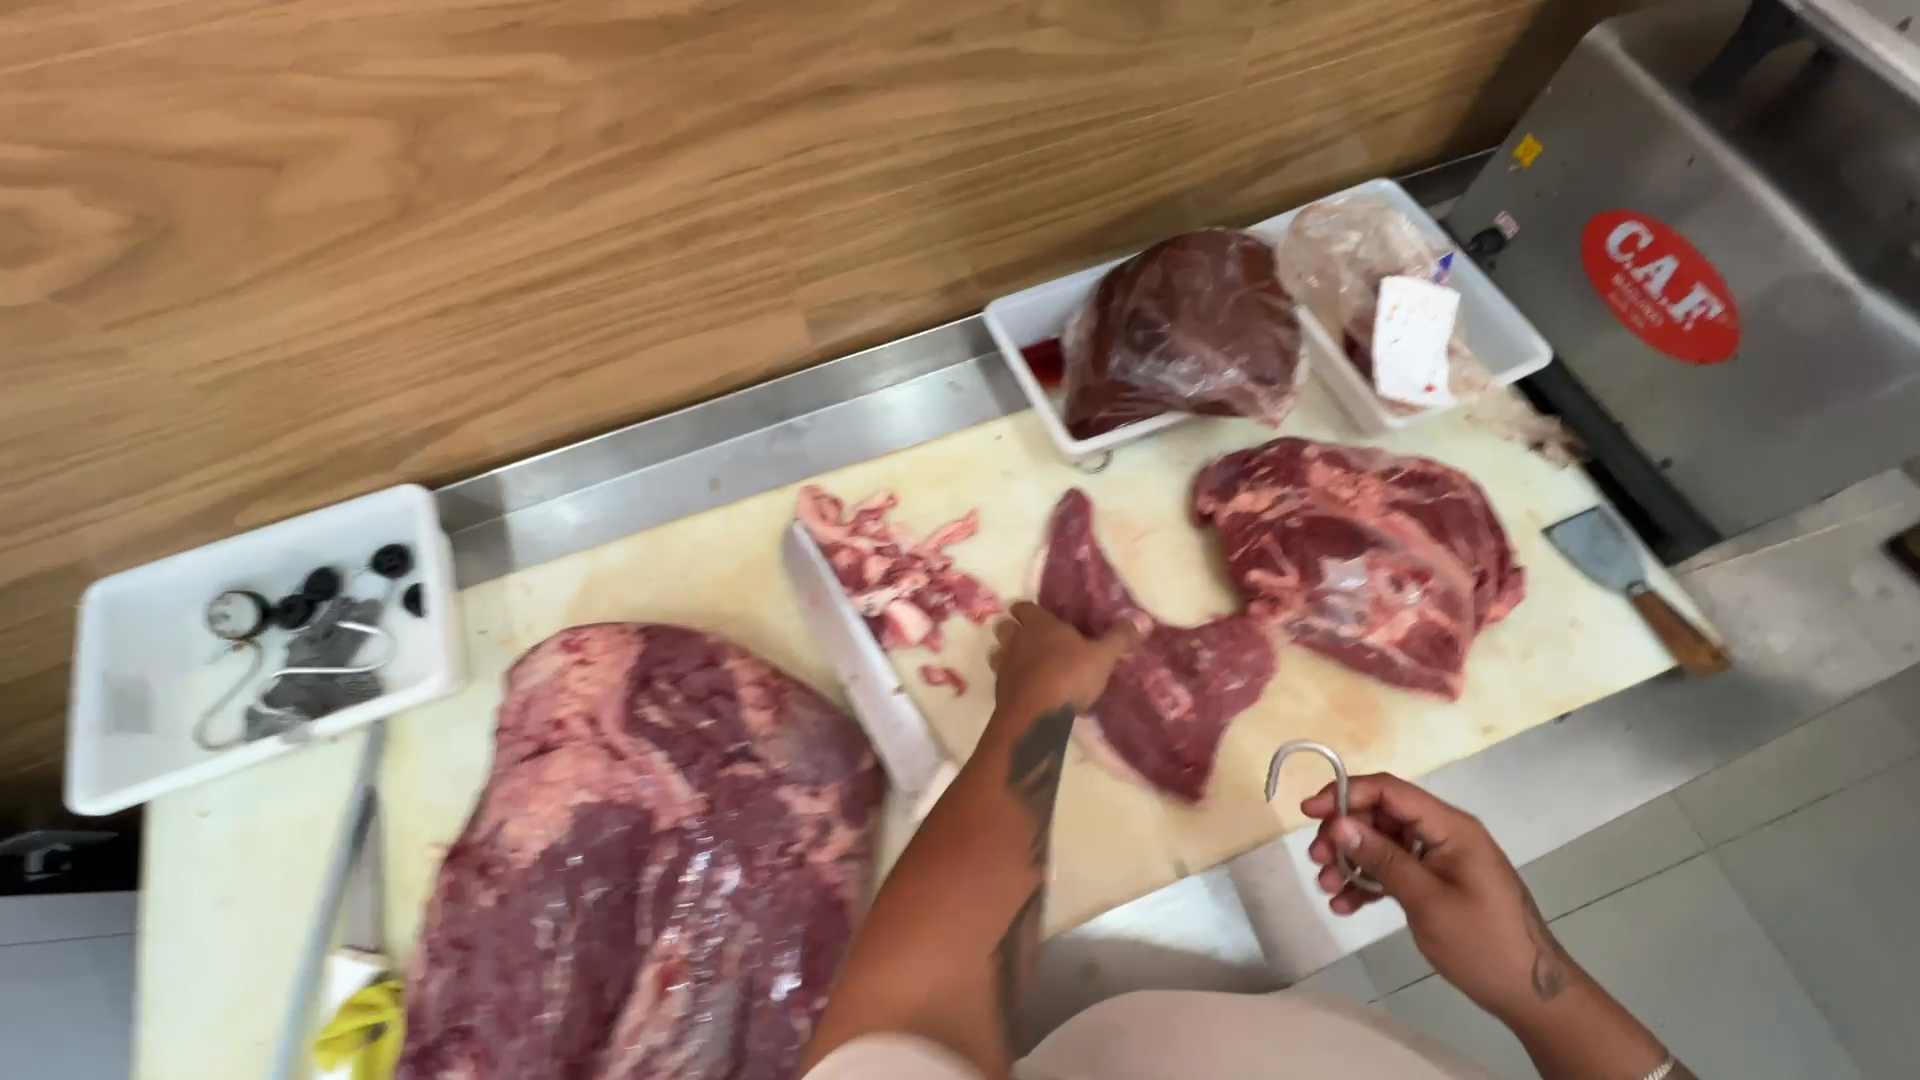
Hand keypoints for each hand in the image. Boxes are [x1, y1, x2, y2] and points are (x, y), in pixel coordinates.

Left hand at [988, 601, 1140, 713]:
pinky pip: (1000, 678)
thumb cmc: (1070, 675)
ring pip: (996, 651)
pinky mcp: (1000, 691)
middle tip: (1024, 636)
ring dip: (1004, 654)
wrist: (1038, 713)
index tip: (1032, 613)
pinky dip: (1009, 680)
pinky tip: (1023, 689)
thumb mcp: (1102, 657)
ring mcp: (1004, 666)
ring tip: (1019, 662)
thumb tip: (1142, 620)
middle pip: (1003, 626)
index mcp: (1039, 625)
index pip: (1024, 607)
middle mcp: (1017, 640)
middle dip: (1010, 628)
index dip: (1027, 609)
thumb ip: (1119, 639)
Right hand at [1301, 773, 1578, 1024]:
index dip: (1346, 793)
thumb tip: (1337, 823)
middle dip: (1343, 834)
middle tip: (1317, 859)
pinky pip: (1389, 869)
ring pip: (1379, 842)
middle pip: (1379, 815)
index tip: (1310, 812)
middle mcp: (1442, 833)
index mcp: (1450, 827)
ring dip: (1349, 861)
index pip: (1389, 790)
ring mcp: (1437, 858)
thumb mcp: (1428, 900)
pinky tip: (1344, 904)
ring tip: (1326, 886)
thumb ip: (1382, 858)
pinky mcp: (1431, 881)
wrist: (1532, 996)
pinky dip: (1365, 882)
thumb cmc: (1484, 943)